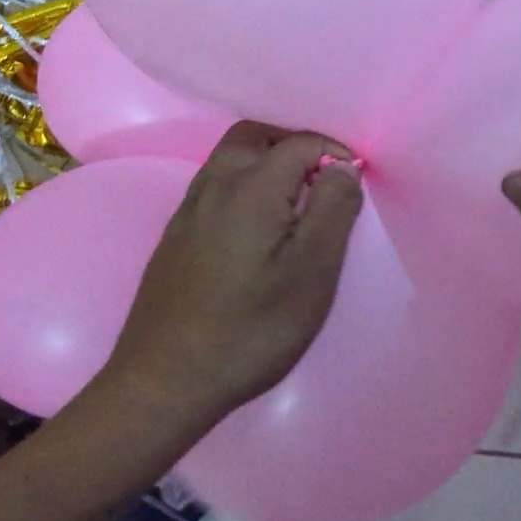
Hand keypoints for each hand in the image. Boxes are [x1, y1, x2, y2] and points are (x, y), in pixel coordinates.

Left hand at [99, 122, 363, 429]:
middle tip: (325, 176)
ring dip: (268, 162)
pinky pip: (215, 187)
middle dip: (294, 142)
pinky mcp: (175, 239)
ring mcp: (188, 213)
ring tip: (298, 200)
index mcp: (251, 188)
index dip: (334, 152)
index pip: (300, 143)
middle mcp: (214, 187)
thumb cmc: (252, 327)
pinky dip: (246, 185)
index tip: (356, 182)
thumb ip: (334, 207)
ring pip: (229, 159)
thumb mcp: (313, 269)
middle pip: (254, 135)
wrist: (164, 385)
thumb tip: (342, 167)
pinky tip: (261, 227)